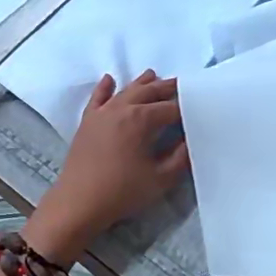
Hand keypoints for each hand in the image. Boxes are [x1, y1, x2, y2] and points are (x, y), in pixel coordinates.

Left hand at [24, 71, 189, 264]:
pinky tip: (109, 78)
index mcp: (141, 119)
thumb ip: (180, 157)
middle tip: (180, 84)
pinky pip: (98, 97)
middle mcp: (121, 108)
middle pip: (148, 92)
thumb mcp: (160, 179)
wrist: (80, 200)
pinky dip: (105, 86)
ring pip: (125, 91)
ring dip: (141, 83)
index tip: (196, 108)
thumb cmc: (123, 191)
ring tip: (153, 75)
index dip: (184, 108)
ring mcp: (102, 112)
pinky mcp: (88, 120)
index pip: (169, 108)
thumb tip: (189, 140)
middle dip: (165, 88)